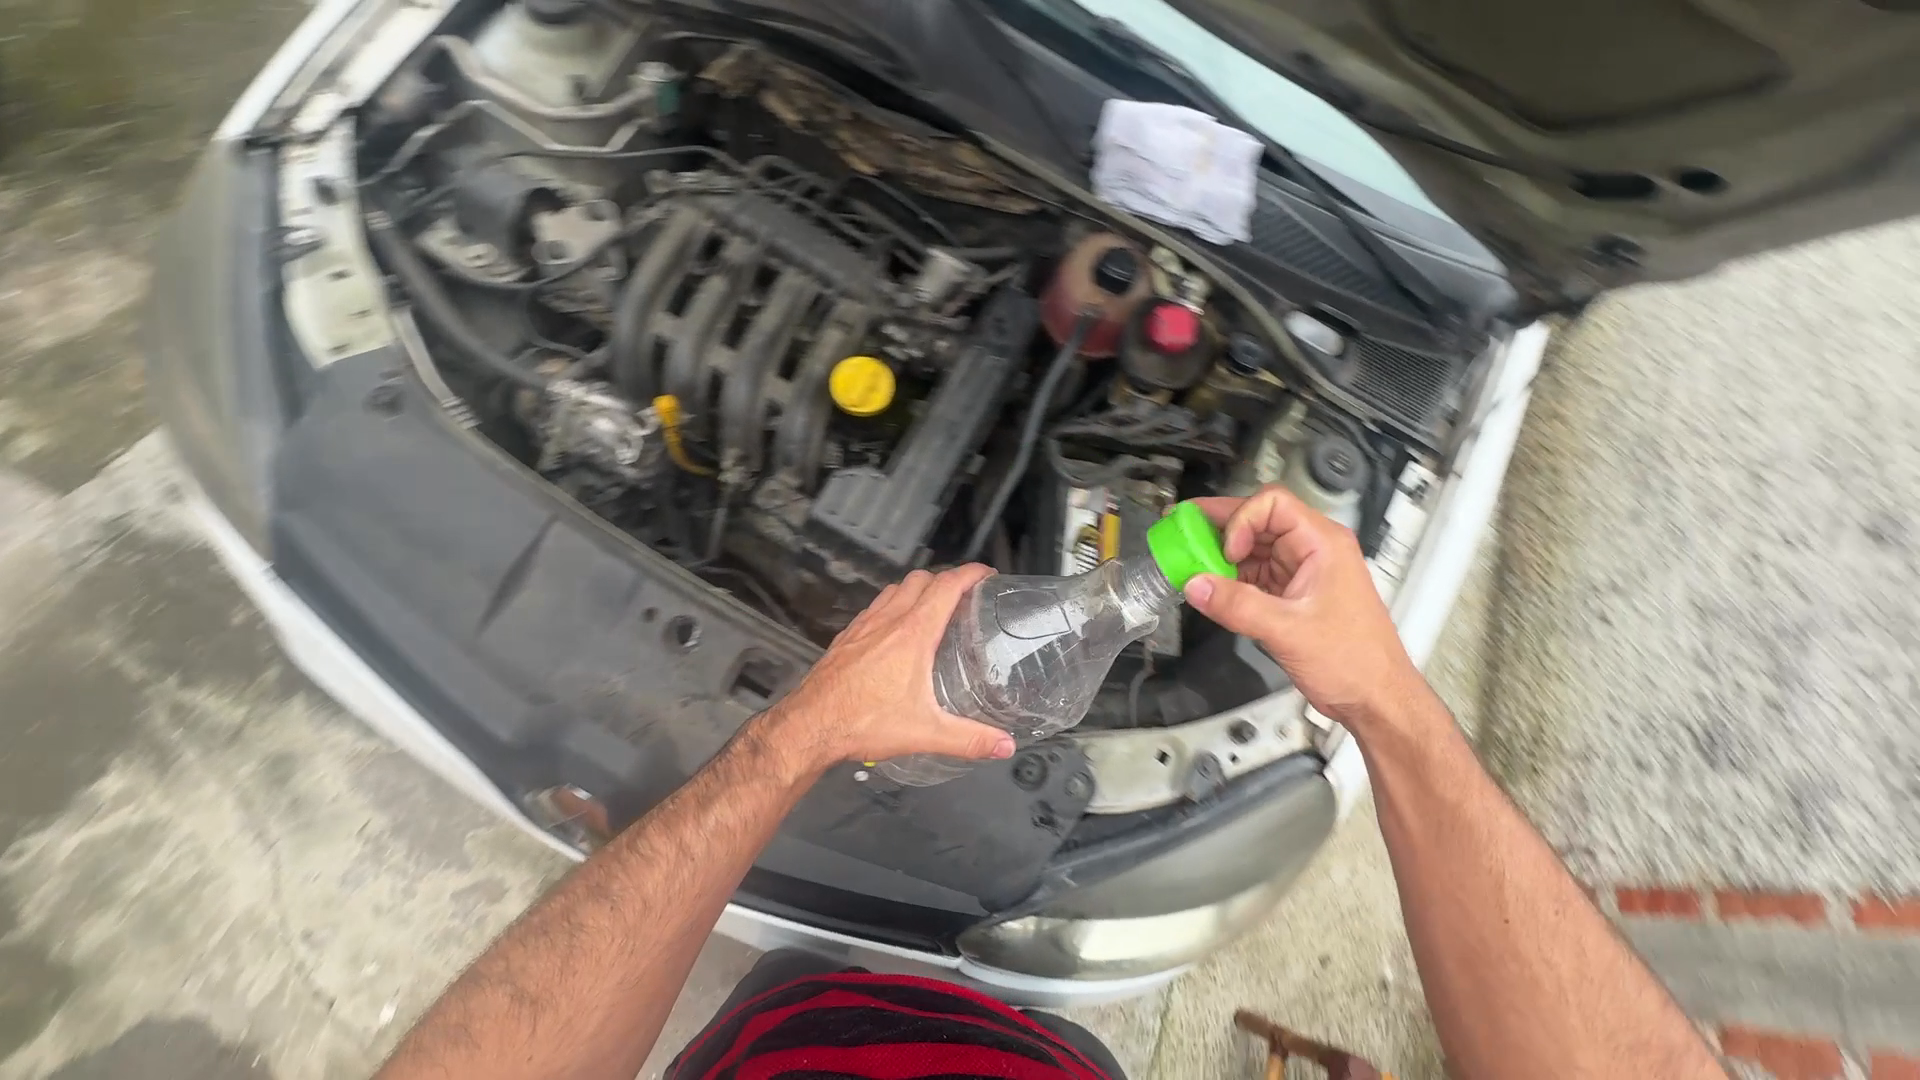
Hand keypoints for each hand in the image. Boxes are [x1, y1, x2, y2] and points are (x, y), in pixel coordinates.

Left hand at [756, 564, 1015, 774]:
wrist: (809, 726)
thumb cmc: (866, 723)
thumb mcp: (925, 733)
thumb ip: (969, 739)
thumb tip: (1007, 747)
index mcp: (913, 633)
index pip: (947, 586)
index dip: (971, 573)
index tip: (988, 574)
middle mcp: (888, 619)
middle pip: (921, 579)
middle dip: (946, 579)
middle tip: (965, 597)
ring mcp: (863, 625)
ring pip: (894, 589)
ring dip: (917, 589)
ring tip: (933, 609)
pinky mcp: (846, 637)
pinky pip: (874, 607)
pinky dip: (892, 606)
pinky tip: (894, 631)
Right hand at [1183, 486, 1427, 728]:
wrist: (1375, 699)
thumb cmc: (1353, 661)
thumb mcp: (1288, 631)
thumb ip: (1237, 606)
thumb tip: (1194, 585)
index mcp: (1322, 544)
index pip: (1272, 504)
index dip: (1241, 521)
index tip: (1225, 552)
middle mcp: (1312, 549)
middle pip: (1258, 520)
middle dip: (1218, 526)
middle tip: (1180, 529)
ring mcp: (1301, 571)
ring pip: (1252, 547)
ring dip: (1220, 554)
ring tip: (1188, 561)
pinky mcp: (1291, 593)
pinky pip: (1253, 573)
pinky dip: (1228, 578)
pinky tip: (1208, 586)